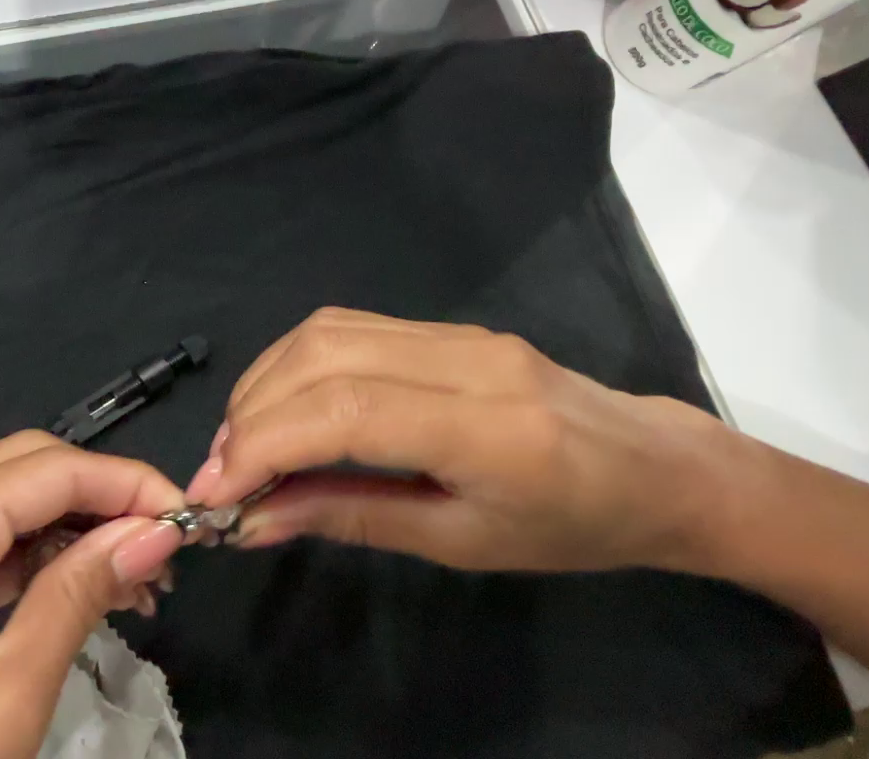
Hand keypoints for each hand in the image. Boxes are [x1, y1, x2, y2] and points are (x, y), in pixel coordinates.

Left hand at [0, 431, 185, 758]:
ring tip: (130, 581)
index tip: (190, 521)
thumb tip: (155, 532)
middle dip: (100, 498)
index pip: (54, 468)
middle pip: (25, 468)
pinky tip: (67, 589)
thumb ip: (79, 595)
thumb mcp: (6, 696)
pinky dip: (23, 554)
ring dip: (65, 526)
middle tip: (162, 556)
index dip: (130, 484)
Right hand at [187, 308, 744, 572]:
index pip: (346, 413)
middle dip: (251, 415)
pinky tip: (280, 405)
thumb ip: (350, 517)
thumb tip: (255, 518)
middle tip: (218, 473)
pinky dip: (293, 365)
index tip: (213, 492)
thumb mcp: (461, 544)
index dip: (265, 445)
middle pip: (322, 359)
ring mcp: (453, 331)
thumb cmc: (572, 529)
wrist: (655, 466)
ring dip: (263, 385)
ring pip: (324, 333)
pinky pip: (345, 328)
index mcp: (489, 431)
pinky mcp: (441, 324)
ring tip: (240, 443)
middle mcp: (466, 360)